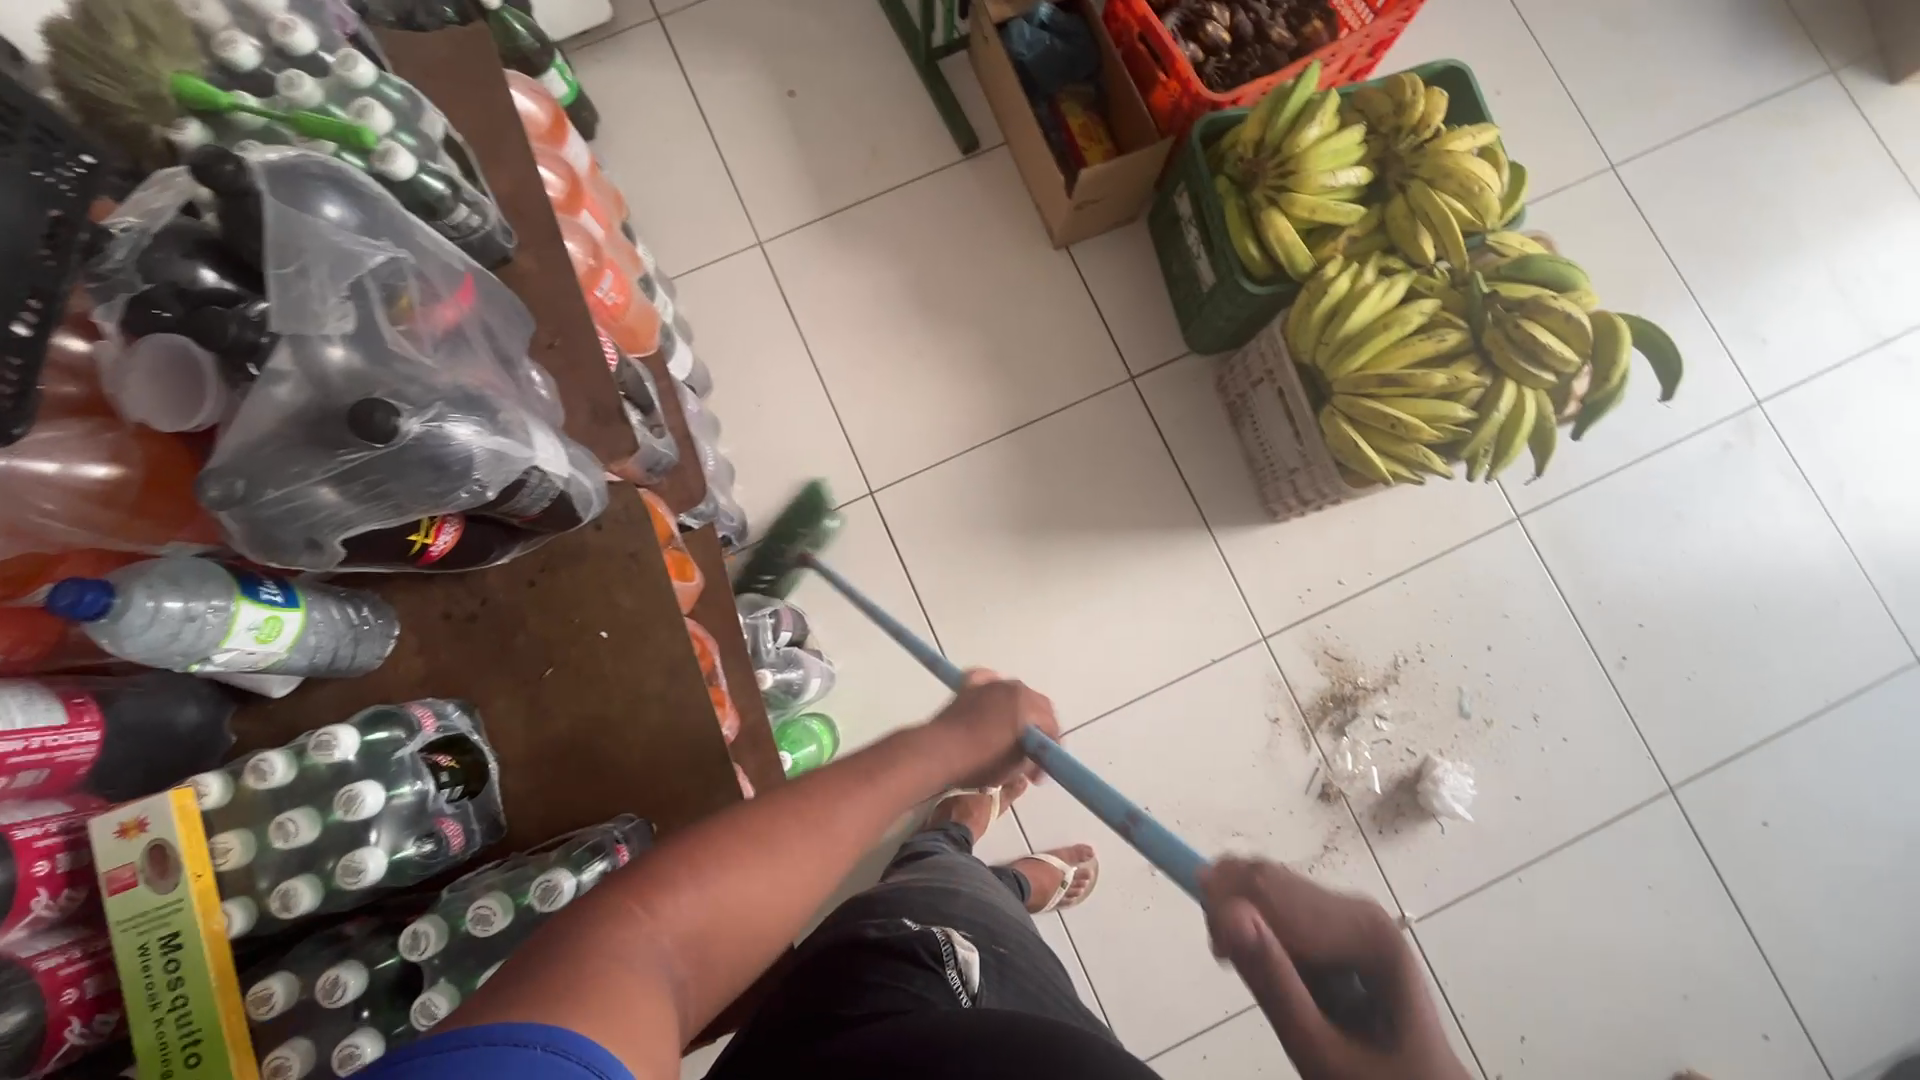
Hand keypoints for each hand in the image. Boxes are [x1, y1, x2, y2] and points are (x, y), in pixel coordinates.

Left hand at [926, 670, 1060, 788]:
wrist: (939, 751)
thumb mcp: (1014, 768)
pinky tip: (993, 704)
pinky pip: (989, 682)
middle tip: (1030, 755)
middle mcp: (1013, 687)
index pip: (1051, 726)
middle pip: (1037, 705)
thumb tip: (1031, 759)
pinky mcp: (970, 685)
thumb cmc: (980, 762)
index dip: (1050, 750)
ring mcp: (990, 683)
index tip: (1041, 773)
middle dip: (1038, 729)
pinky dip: (995, 692)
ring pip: (1014, 693)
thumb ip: (1031, 759)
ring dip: (1019, 711)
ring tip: (1011, 735)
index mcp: (1029, 705)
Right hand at [1200, 858, 1468, 1079]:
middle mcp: (1363, 912)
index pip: (1279, 893)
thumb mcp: (1322, 1051)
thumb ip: (1275, 983)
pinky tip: (1260, 956)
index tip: (1217, 953)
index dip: (1233, 908)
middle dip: (1236, 907)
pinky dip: (1261, 925)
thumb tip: (1228, 913)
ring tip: (1238, 960)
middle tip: (1223, 956)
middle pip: (1276, 882)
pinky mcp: (1341, 929)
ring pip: (1275, 889)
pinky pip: (1285, 908)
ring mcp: (1353, 918)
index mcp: (1370, 935)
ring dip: (1245, 916)